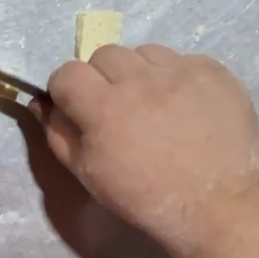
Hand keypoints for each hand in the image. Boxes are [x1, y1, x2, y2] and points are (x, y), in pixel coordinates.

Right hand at [42, 44, 258, 256]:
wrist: (214, 205)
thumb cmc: (143, 197)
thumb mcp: (88, 174)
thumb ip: (59, 134)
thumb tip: (44, 105)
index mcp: (104, 107)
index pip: (67, 72)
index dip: (65, 90)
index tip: (74, 107)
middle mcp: (140, 79)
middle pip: (104, 54)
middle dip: (101, 77)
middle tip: (115, 108)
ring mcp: (181, 71)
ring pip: (144, 52)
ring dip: (139, 73)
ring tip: (151, 105)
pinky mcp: (213, 72)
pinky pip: (182, 60)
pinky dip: (175, 78)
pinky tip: (182, 107)